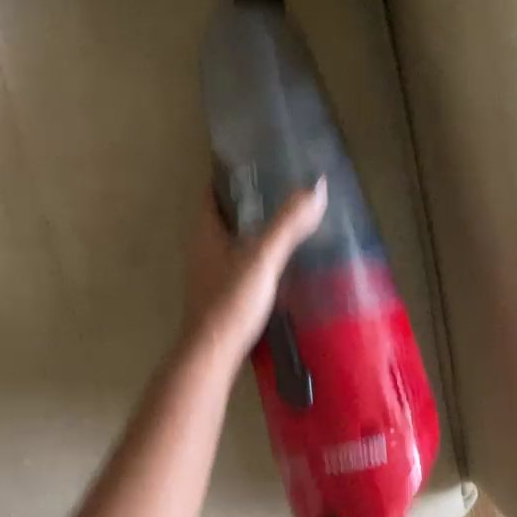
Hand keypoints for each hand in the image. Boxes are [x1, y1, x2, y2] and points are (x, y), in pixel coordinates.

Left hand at [184, 178, 326, 359]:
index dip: (228, 175)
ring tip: (282, 221)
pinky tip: (275, 260)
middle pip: (220, 215)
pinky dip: (252, 254)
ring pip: (228, 240)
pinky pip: (235, 262)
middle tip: (277, 189)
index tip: (255, 164)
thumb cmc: (232, 301)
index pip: (210, 191)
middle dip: (245, 201)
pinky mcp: (217, 294)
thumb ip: (288, 224)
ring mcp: (207, 272)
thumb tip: (316, 187)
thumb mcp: (263, 258)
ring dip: (249, 229)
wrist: (213, 353)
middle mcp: (200, 247)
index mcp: (204, 231)